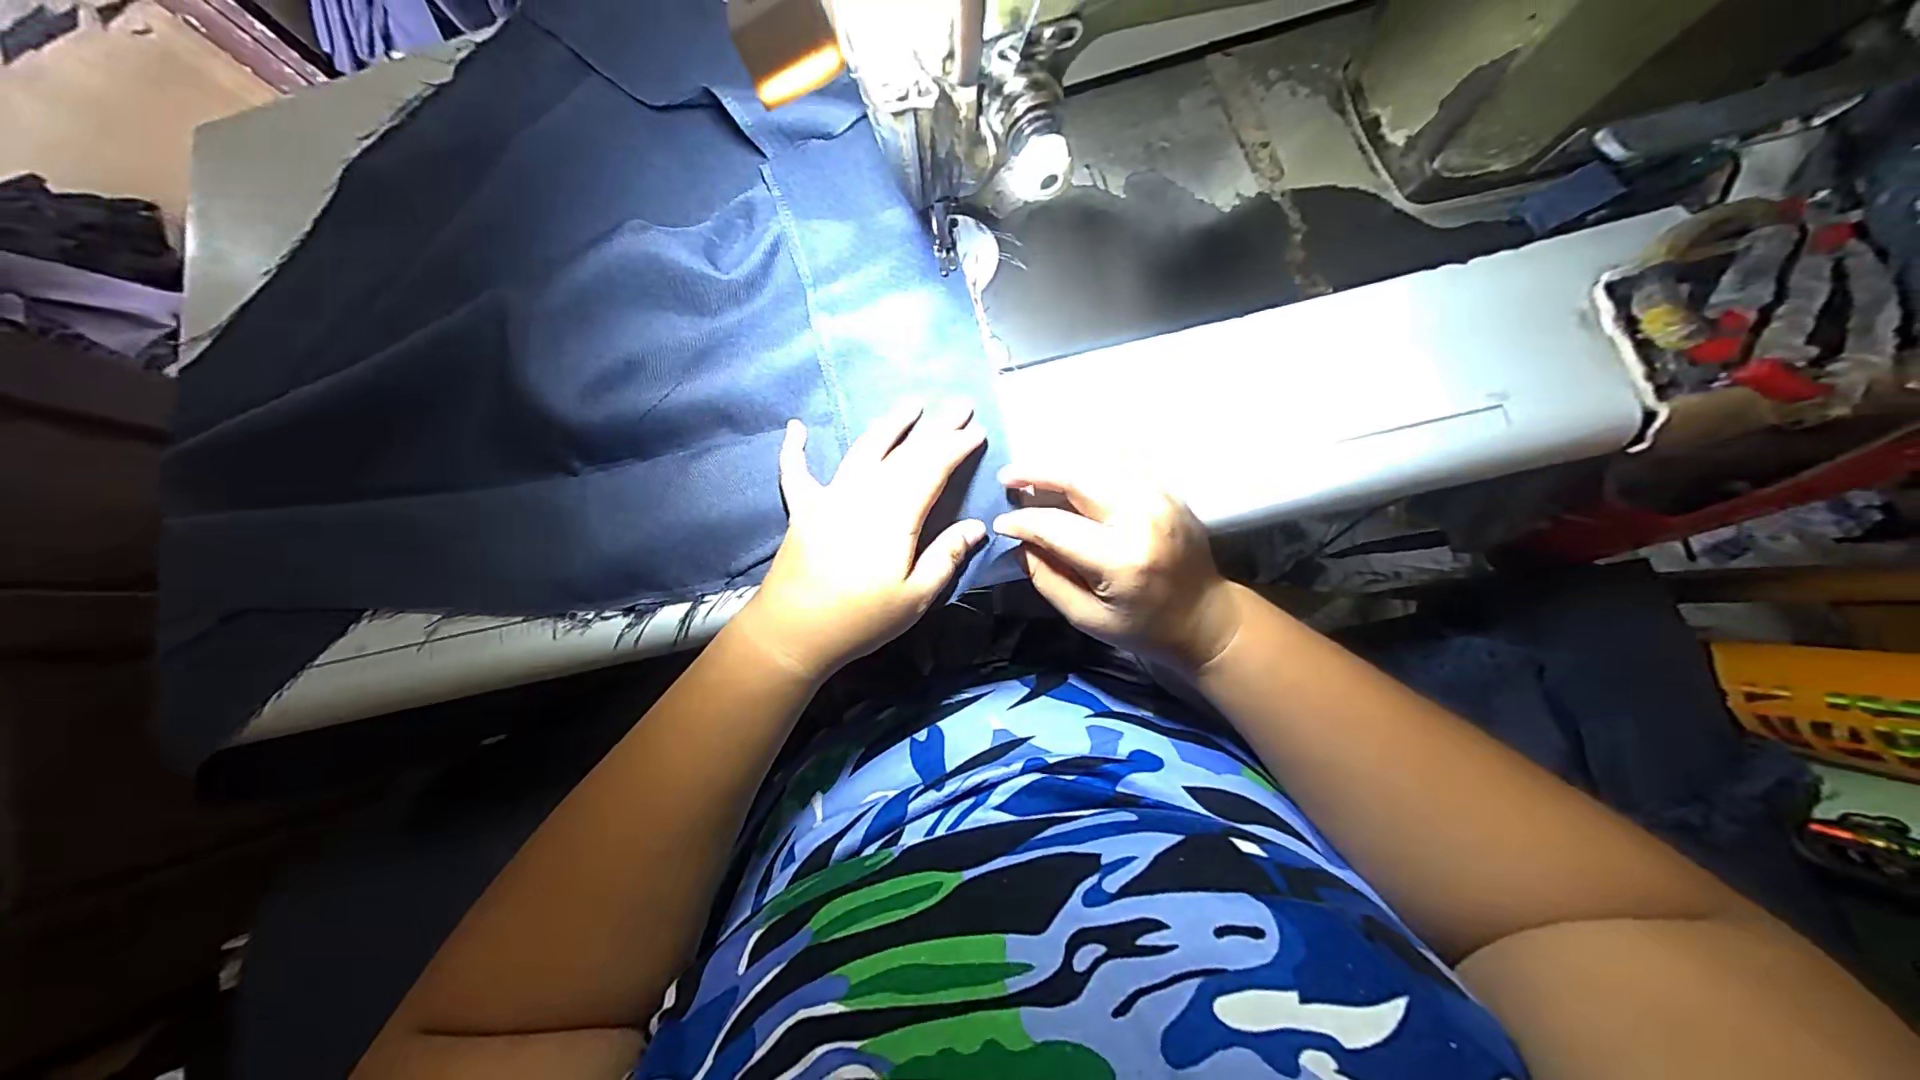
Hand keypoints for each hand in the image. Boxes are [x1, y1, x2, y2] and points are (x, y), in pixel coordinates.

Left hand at [731, 400, 988, 682]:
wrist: (793, 631)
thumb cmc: (861, 619)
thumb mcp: (914, 597)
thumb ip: (945, 557)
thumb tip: (977, 527)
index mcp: (895, 515)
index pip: (932, 469)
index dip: (956, 447)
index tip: (976, 430)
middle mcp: (864, 494)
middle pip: (905, 453)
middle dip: (936, 428)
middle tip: (959, 405)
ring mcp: (830, 497)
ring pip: (863, 450)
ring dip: (888, 425)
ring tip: (910, 404)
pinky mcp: (803, 509)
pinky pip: (796, 472)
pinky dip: (795, 449)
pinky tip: (796, 428)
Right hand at [994, 465, 1241, 672]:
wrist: (1205, 619)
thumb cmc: (1143, 628)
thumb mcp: (1086, 616)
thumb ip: (1047, 577)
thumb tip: (1020, 542)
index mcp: (1120, 559)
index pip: (1056, 526)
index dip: (1022, 522)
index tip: (1001, 523)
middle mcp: (1142, 519)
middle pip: (1078, 477)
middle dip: (1036, 473)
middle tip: (1007, 477)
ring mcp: (1161, 499)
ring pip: (1100, 462)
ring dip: (1062, 463)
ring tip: (1035, 473)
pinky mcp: (1170, 493)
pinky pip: (1125, 462)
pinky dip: (1094, 461)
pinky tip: (1074, 468)